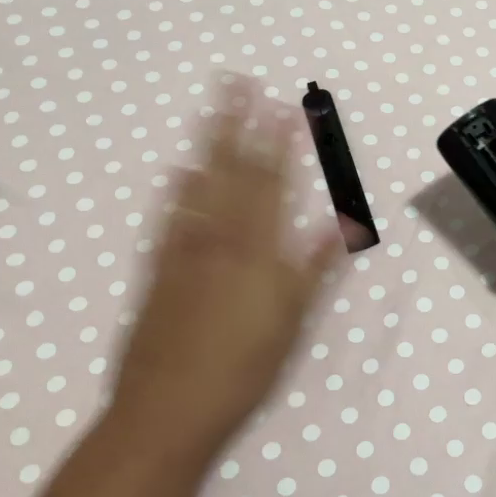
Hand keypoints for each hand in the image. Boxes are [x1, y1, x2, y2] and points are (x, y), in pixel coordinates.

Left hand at [107, 77, 343, 458]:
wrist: (165, 411)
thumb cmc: (243, 368)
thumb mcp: (293, 320)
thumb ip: (315, 266)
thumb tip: (339, 221)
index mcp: (256, 249)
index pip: (271, 183)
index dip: (279, 143)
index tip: (284, 107)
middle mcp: (217, 239)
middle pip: (230, 172)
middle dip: (237, 125)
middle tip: (238, 84)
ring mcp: (182, 253)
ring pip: (197, 186)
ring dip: (207, 145)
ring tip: (213, 111)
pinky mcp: (156, 273)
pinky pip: (168, 217)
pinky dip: (176, 189)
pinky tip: (179, 172)